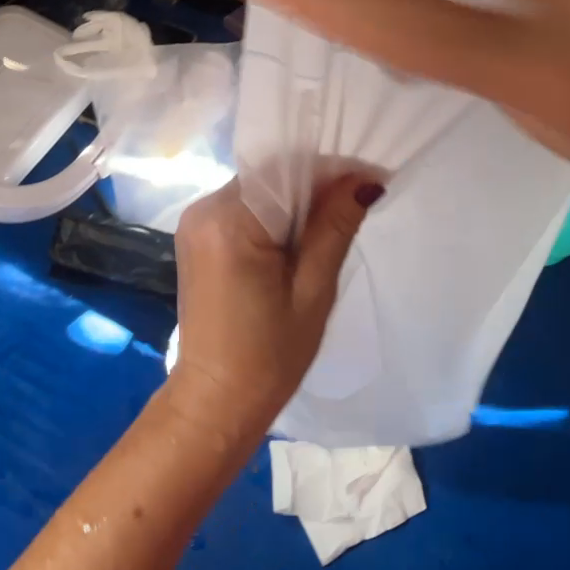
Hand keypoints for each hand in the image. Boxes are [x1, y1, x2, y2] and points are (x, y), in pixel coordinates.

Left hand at [167, 174, 385, 429]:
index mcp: (230, 221)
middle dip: (316, 184)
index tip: (374, 178)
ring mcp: (195, 221)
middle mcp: (204, 209)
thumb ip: (334, 227)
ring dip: (295, 199)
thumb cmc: (270, 355)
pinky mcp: (196, 235)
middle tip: (360, 200)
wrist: (216, 398)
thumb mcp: (313, 291)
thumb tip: (363, 179)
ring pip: (257, 189)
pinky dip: (273, 213)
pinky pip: (242, 207)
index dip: (333, 171)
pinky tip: (300, 235)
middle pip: (269, 176)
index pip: (287, 171)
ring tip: (336, 219)